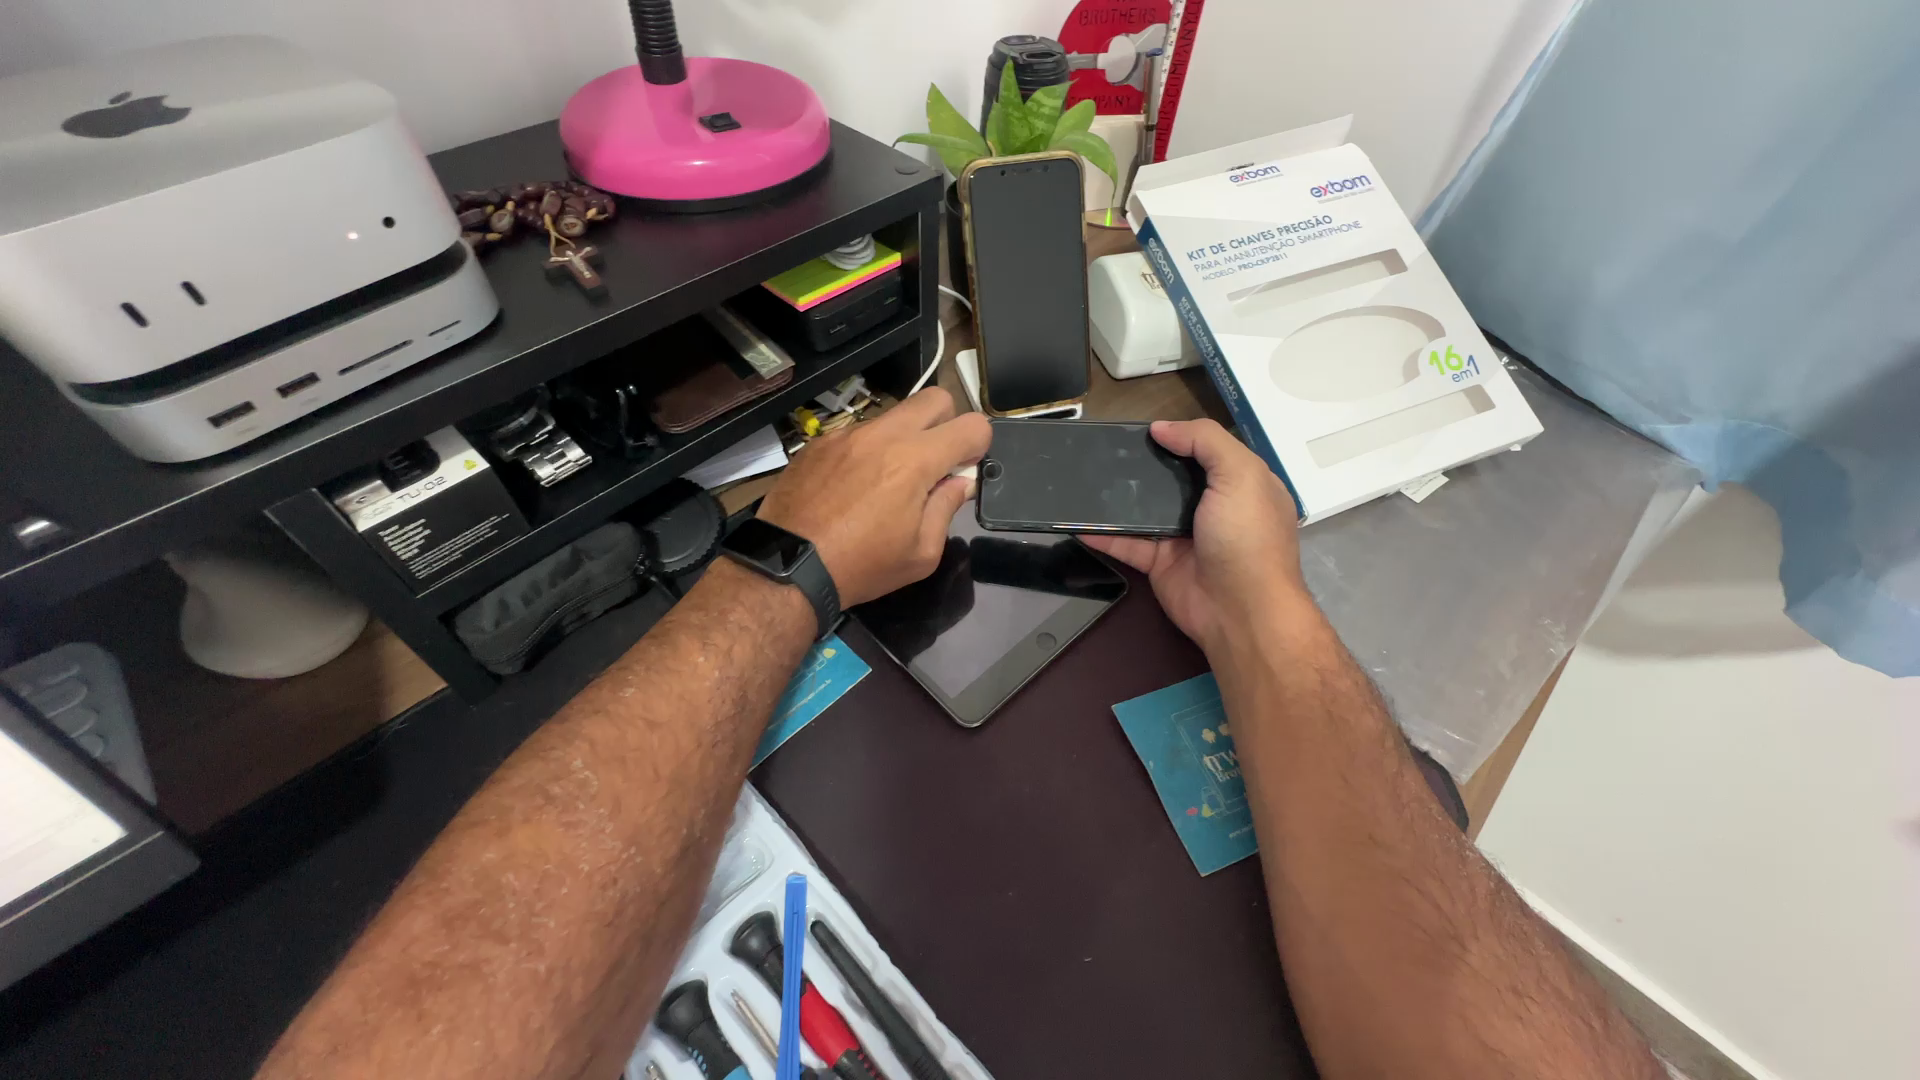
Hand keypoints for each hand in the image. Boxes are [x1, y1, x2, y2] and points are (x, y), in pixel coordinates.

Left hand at [758, 388, 990, 606]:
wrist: (789, 567)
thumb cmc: (862, 566)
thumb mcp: (921, 553)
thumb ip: (947, 508)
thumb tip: (959, 482)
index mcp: (915, 461)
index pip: (972, 425)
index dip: (979, 446)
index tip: (964, 469)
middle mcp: (883, 435)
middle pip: (935, 398)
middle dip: (947, 423)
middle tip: (935, 462)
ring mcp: (846, 434)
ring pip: (892, 416)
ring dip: (903, 439)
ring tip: (886, 482)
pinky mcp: (819, 443)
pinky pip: (857, 434)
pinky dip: (867, 452)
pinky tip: (852, 487)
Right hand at [1082, 419, 1309, 651]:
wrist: (1240, 611)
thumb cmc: (1247, 537)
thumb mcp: (1241, 474)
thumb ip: (1204, 441)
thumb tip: (1162, 428)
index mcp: (1242, 484)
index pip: (1209, 452)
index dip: (1181, 438)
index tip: (1145, 430)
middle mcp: (1214, 509)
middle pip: (1172, 480)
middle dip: (1143, 466)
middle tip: (1106, 452)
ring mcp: (1184, 537)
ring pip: (1144, 511)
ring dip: (1118, 499)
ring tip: (1086, 478)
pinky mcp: (1159, 563)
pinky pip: (1126, 544)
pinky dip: (1103, 534)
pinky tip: (1079, 520)